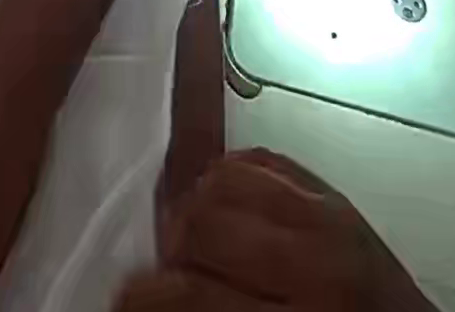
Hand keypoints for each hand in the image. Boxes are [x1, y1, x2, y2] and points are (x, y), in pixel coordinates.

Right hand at [114, 150, 435, 310]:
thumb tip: (148, 293)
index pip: (192, 295)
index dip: (143, 297)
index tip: (123, 298)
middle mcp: (314, 263)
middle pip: (201, 222)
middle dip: (172, 248)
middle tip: (171, 270)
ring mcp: (326, 215)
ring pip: (222, 178)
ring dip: (197, 207)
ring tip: (200, 237)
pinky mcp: (331, 191)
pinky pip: (257, 157)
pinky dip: (230, 177)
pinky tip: (231, 207)